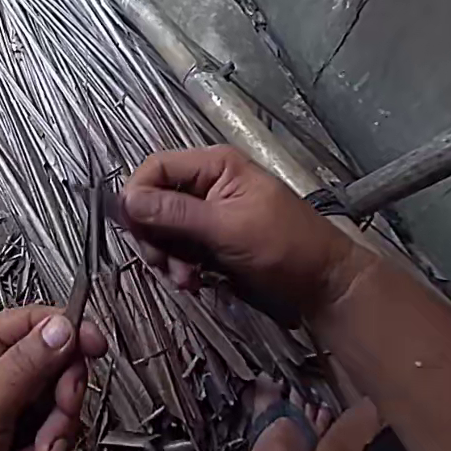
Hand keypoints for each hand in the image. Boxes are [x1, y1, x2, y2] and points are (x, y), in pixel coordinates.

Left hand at [0, 305, 108, 450]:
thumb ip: (25, 364)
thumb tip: (61, 327)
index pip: (39, 322)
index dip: (70, 332)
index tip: (94, 346)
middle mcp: (0, 371)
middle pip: (60, 364)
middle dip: (63, 399)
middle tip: (53, 418)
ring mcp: (13, 405)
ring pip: (63, 405)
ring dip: (54, 436)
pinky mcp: (24, 437)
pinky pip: (58, 436)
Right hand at [119, 145, 374, 322]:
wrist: (324, 285)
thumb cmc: (284, 246)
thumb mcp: (227, 227)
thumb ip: (175, 213)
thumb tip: (126, 200)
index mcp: (213, 165)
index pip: (157, 167)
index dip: (138, 194)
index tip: (131, 227)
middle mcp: (205, 184)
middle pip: (154, 200)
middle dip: (153, 233)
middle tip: (160, 262)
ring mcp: (207, 213)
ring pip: (162, 228)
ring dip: (165, 256)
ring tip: (185, 280)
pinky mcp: (209, 240)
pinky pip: (177, 248)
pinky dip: (178, 266)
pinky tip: (192, 282)